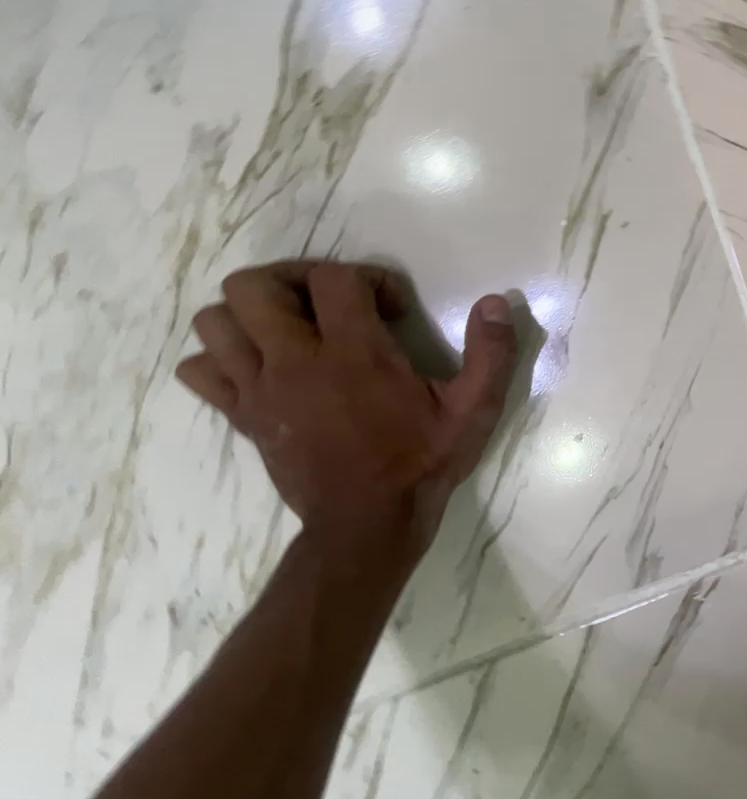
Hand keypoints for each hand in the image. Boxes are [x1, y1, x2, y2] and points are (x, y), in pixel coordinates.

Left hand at [175, 261, 518, 562]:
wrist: (369, 520)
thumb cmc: (424, 459)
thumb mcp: (475, 408)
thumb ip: (492, 352)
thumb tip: (495, 303)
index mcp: (355, 354)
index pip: (333, 279)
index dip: (368, 278)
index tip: (394, 310)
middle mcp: (295, 362)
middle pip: (252, 286)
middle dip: (294, 280)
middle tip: (334, 304)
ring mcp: (258, 389)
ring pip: (215, 320)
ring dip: (252, 314)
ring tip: (298, 330)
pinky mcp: (241, 414)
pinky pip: (199, 368)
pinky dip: (223, 356)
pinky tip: (267, 367)